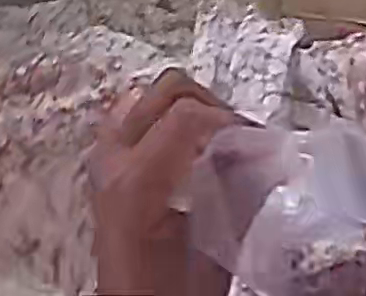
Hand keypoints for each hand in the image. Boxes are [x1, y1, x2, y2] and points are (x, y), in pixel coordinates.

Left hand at [89, 69, 242, 294]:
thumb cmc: (171, 295)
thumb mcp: (213, 254)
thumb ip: (237, 196)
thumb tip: (261, 150)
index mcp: (134, 183)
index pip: (185, 115)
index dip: (227, 119)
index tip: (256, 139)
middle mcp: (112, 159)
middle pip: (167, 90)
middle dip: (210, 105)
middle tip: (240, 135)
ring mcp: (104, 155)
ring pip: (151, 93)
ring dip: (188, 105)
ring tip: (217, 138)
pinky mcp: (106, 159)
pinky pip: (135, 112)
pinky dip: (165, 115)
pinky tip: (188, 144)